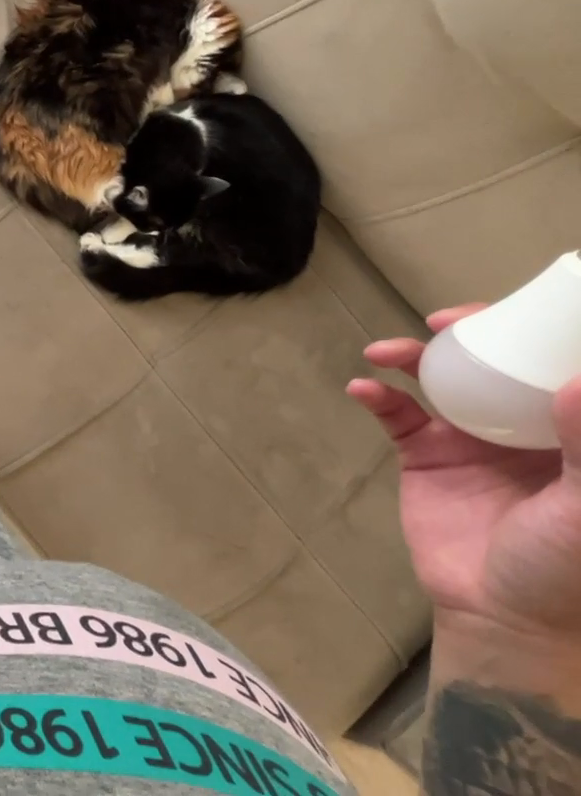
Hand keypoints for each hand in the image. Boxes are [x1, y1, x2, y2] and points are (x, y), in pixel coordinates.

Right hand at [347, 305, 580, 642]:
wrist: (503, 613)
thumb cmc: (567, 566)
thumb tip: (575, 380)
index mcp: (576, 434)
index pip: (560, 371)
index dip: (544, 334)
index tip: (520, 312)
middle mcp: (530, 426)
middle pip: (500, 364)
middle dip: (476, 335)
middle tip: (449, 321)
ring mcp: (473, 438)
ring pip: (444, 379)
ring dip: (415, 357)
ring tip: (389, 351)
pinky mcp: (425, 454)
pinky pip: (397, 414)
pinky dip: (378, 397)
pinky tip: (364, 389)